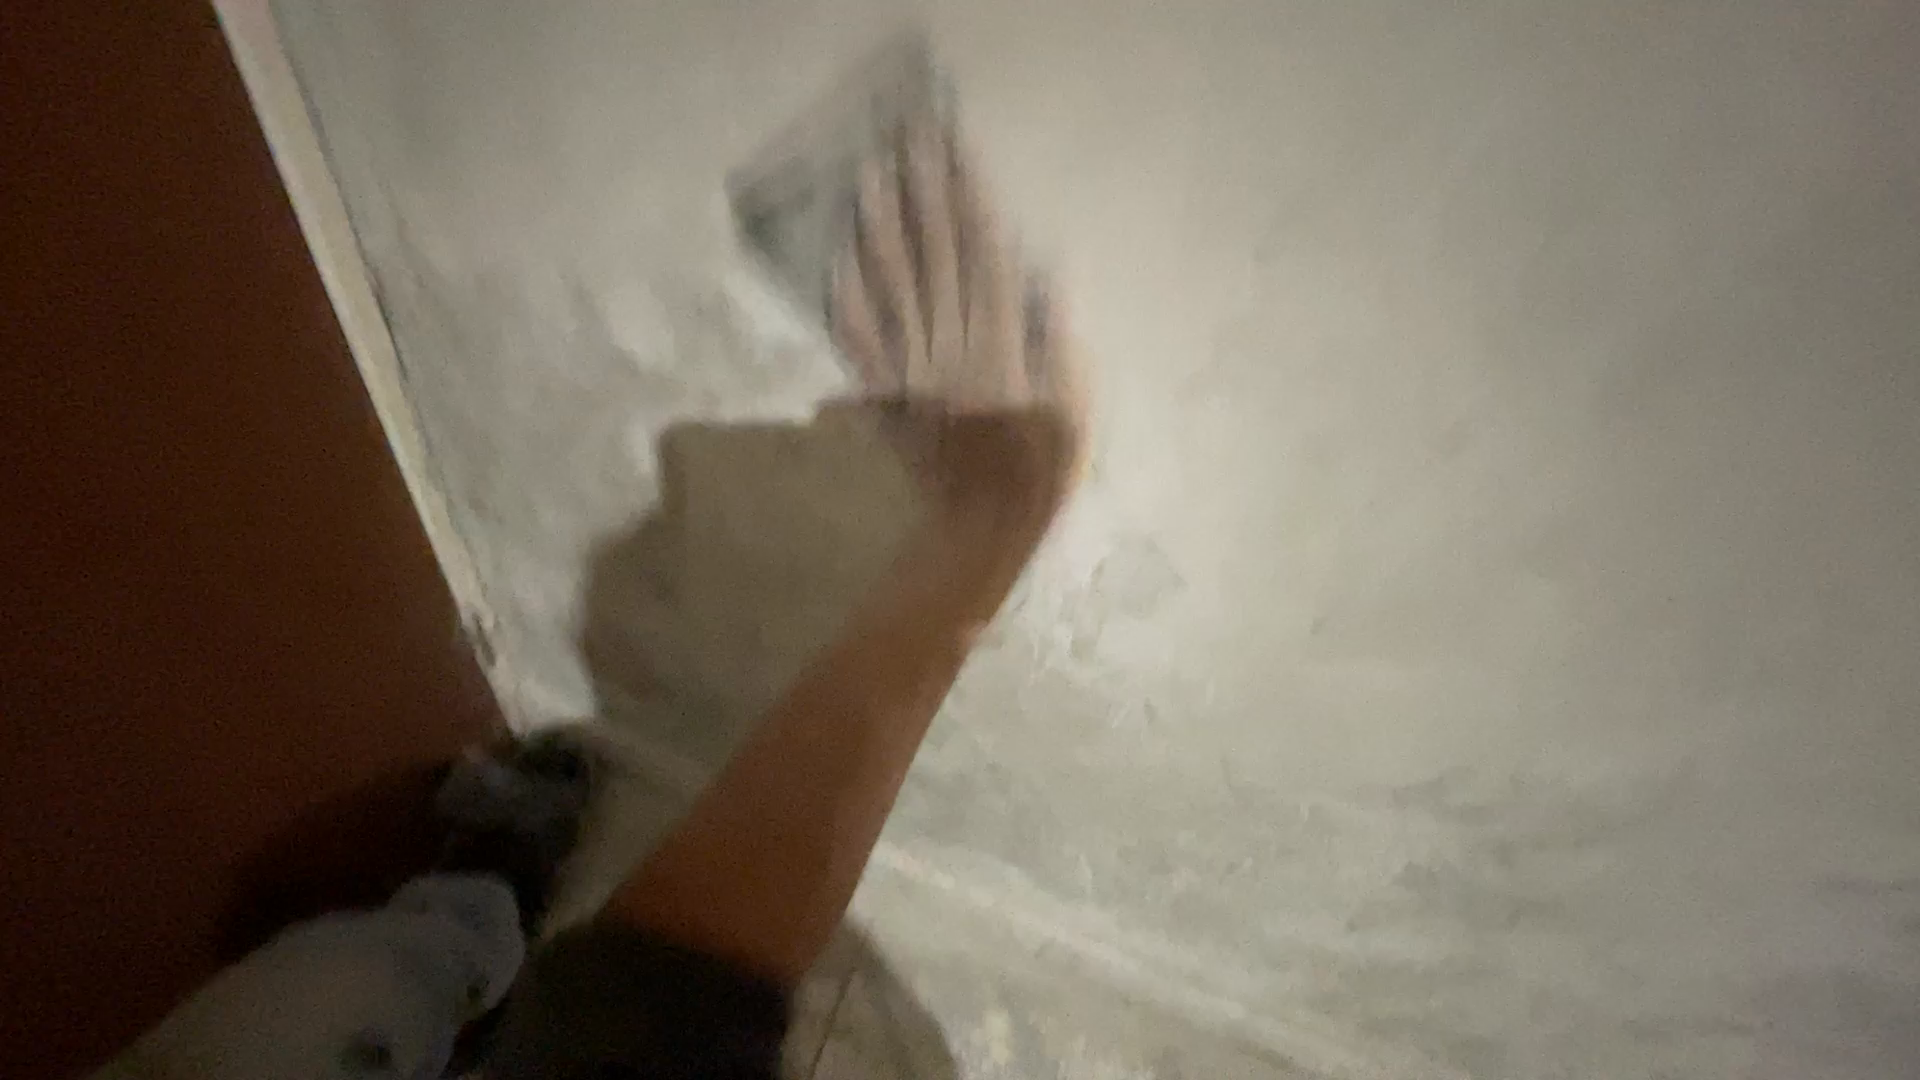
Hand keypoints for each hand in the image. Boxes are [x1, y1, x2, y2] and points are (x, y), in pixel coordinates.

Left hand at [831, 117, 1087, 531]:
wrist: (982, 528)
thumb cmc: (1037, 471)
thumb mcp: (1074, 411)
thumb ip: (1060, 341)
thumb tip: (1048, 274)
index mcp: (1002, 345)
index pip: (986, 256)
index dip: (971, 200)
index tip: (958, 151)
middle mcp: (952, 345)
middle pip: (936, 259)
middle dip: (923, 197)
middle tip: (906, 143)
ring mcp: (913, 369)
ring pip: (894, 290)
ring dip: (879, 232)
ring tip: (867, 180)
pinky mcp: (887, 396)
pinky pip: (863, 345)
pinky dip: (848, 303)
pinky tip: (838, 264)